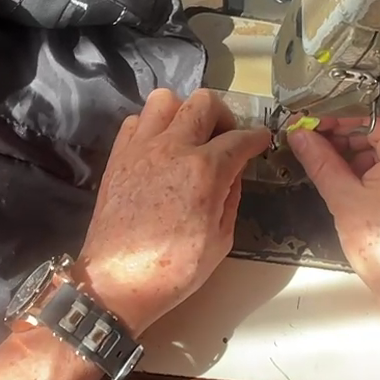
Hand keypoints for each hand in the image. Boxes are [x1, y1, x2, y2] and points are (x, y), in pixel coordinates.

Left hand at [76, 89, 271, 333]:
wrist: (118, 280)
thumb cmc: (174, 269)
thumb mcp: (221, 239)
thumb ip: (230, 197)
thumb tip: (233, 174)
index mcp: (205, 170)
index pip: (240, 138)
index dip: (257, 138)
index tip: (261, 141)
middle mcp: (173, 148)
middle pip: (204, 103)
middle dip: (223, 116)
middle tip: (225, 138)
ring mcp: (141, 148)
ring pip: (165, 99)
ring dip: (183, 112)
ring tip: (188, 136)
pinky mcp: (118, 156)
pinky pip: (136, 120)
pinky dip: (151, 126)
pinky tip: (159, 148)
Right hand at [287, 118, 379, 310]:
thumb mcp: (343, 199)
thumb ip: (320, 161)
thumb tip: (300, 137)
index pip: (368, 119)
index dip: (334, 122)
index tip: (308, 127)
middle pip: (379, 134)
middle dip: (342, 141)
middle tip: (310, 149)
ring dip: (354, 159)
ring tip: (326, 173)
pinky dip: (370, 174)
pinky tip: (348, 188)